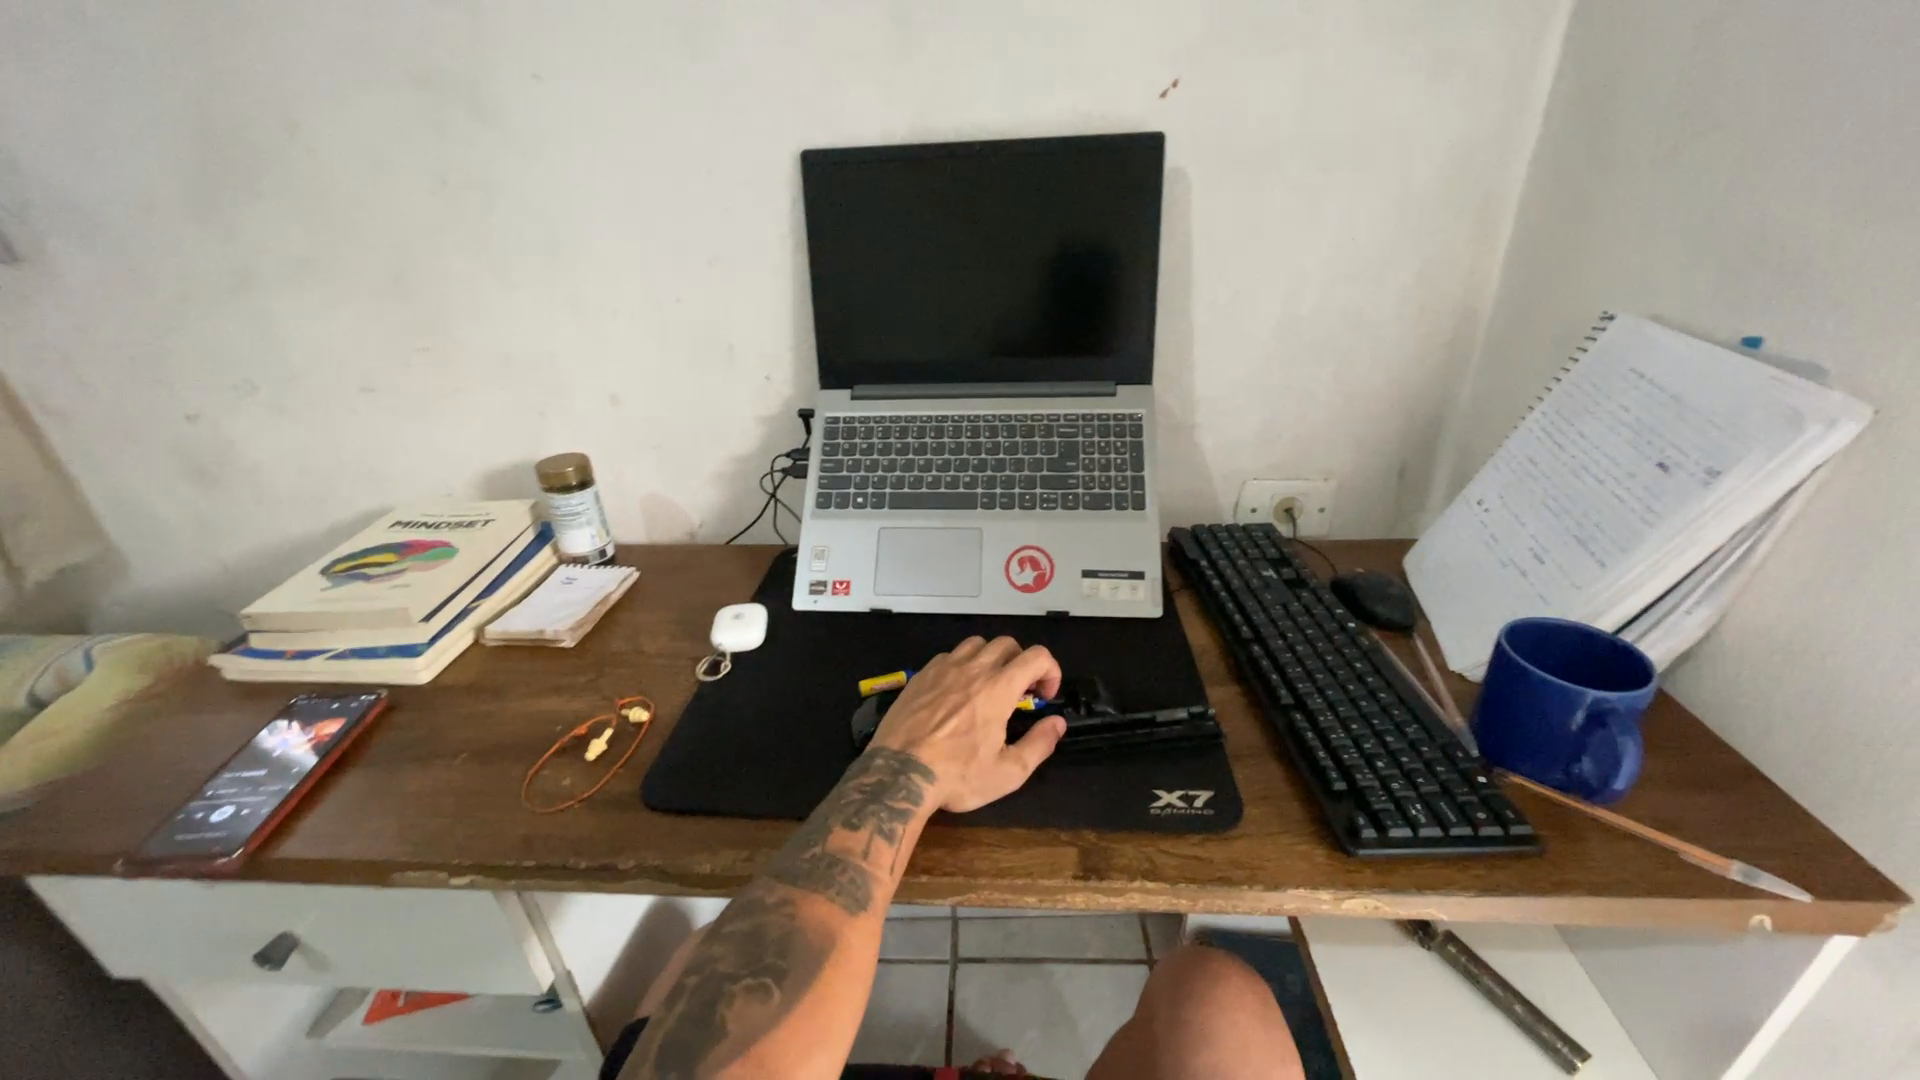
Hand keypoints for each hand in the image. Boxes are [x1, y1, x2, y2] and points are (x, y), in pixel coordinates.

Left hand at [868, 636, 1066, 812]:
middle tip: (1020, 692)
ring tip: (989, 686)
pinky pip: (948, 656)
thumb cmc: (956, 776)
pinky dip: (961, 665)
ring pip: (976, 644)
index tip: (1045, 697)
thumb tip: (1057, 723)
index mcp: (998, 688)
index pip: (1036, 656)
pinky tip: (957, 691)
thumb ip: (1039, 744)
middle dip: (1022, 662)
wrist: (898, 774)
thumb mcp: (1007, 773)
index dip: (1050, 671)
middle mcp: (972, 669)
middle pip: (1007, 644)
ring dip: (991, 658)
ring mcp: (942, 669)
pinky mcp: (920, 676)